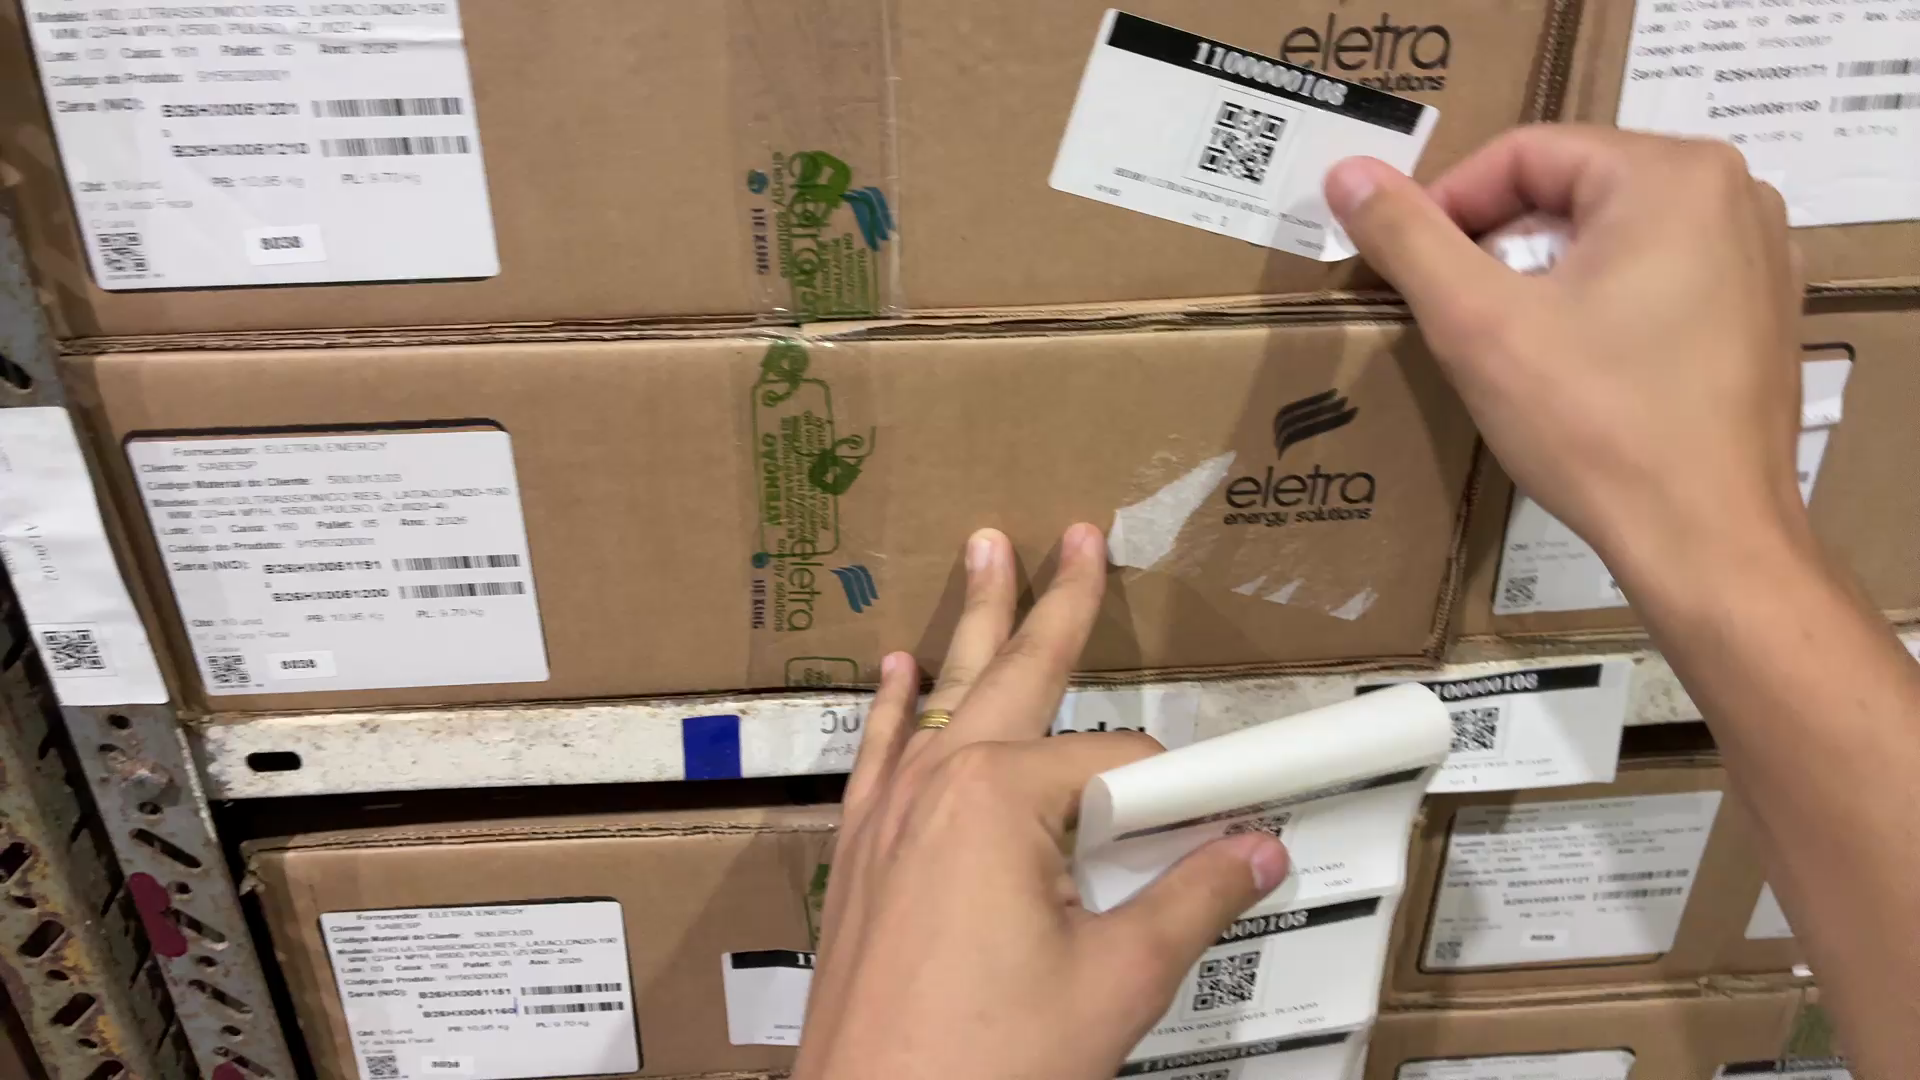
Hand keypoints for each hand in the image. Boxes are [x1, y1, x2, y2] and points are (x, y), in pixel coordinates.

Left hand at [794, 524, 1289, 1079]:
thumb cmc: (989, 1063)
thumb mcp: (1114, 983)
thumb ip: (1191, 899)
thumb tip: (1259, 848)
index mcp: (1006, 797)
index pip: (1119, 765)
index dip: (1175, 789)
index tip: (1218, 813)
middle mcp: (945, 776)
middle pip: (1024, 671)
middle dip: (1062, 601)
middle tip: (1078, 535)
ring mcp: (895, 799)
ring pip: (952, 688)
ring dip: (976, 619)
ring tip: (986, 552)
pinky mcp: (865, 834)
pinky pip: (884, 743)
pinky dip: (898, 700)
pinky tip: (902, 663)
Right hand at [1324, 126, 1810, 592]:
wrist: (1697, 529)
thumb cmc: (1585, 417)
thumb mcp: (1475, 322)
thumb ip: (1406, 239)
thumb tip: (1344, 173)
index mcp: (1670, 176)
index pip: (1519, 153)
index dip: (1440, 207)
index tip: (1400, 273)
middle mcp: (1728, 195)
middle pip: (1560, 192)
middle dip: (1482, 248)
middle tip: (1442, 315)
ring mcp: (1748, 255)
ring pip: (1595, 237)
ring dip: (1523, 279)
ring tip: (1489, 344)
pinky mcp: (1745, 312)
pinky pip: (1636, 277)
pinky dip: (1575, 304)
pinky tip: (1553, 365)